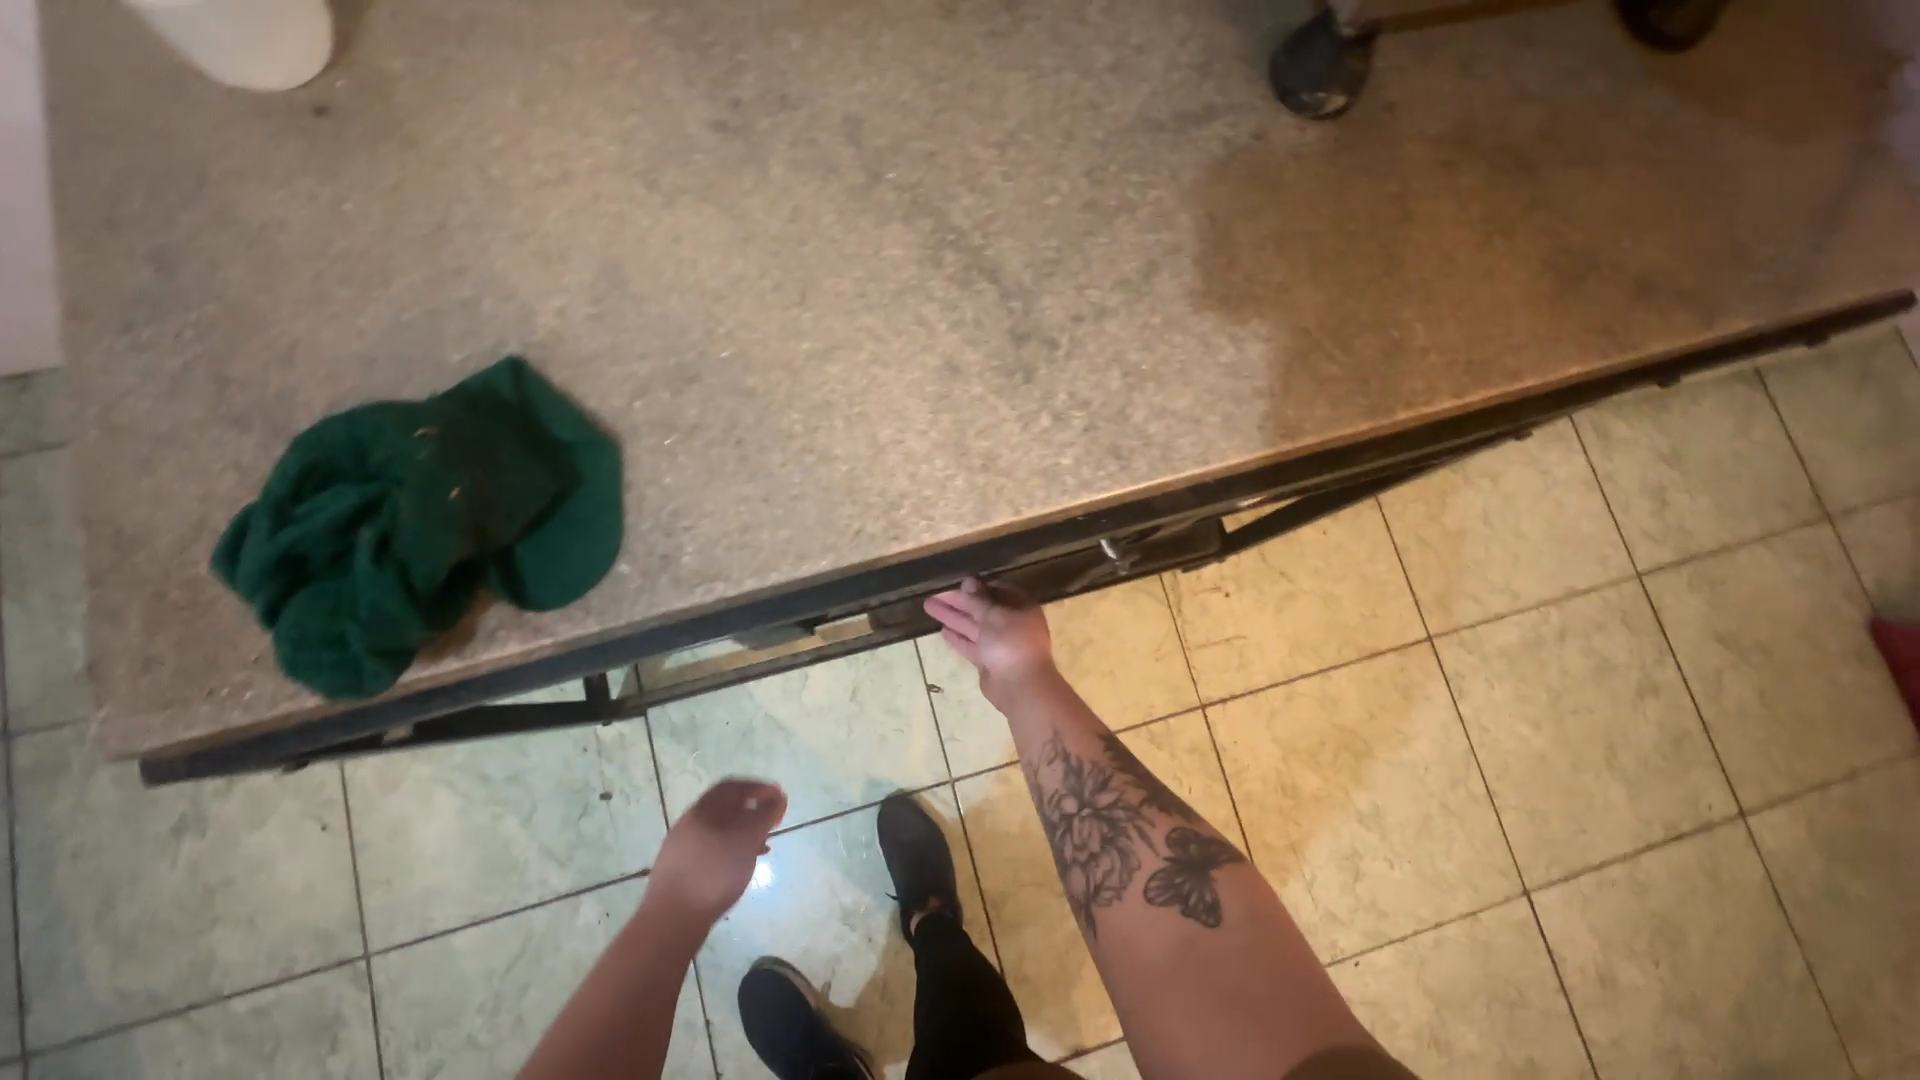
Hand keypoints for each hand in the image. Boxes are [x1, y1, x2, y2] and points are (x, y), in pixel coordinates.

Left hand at [647, 778, 786, 926]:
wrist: (671, 920)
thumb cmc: (714, 874)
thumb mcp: (746, 840)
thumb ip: (764, 816)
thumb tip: (777, 798)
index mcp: (702, 810)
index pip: (732, 786)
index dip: (758, 787)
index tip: (779, 797)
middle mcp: (689, 823)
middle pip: (725, 808)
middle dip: (752, 811)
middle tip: (773, 821)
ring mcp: (682, 848)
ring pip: (719, 830)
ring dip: (743, 832)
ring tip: (763, 845)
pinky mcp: (681, 870)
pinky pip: (712, 850)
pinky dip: (731, 850)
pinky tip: (741, 866)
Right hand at [924, 577, 1056, 706]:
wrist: (1021, 686)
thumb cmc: (1011, 643)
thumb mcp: (993, 616)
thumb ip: (978, 599)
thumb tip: (968, 581)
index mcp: (1021, 608)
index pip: (998, 591)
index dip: (978, 587)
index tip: (958, 584)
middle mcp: (1012, 623)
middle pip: (981, 608)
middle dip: (958, 602)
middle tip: (934, 595)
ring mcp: (1000, 644)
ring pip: (973, 626)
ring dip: (953, 617)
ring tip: (930, 607)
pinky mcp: (989, 661)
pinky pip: (971, 645)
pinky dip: (958, 638)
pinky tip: (942, 631)